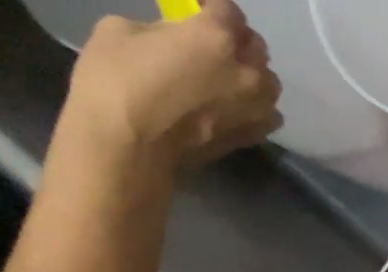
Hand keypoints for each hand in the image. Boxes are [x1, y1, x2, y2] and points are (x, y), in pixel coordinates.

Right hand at [61, 0, 280, 173]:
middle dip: (236, 37)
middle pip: (256, 46)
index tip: (200, 6)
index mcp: (216, 37)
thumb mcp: (122, 29)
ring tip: (226, 72)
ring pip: (268, 79)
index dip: (215, 5)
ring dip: (251, 71)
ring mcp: (260, 105)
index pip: (230, 11)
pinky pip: (269, 110)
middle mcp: (249, 70)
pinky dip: (256, 102)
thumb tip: (178, 34)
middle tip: (213, 39)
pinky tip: (235, 102)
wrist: (133, 142)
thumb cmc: (118, 80)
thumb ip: (163, 27)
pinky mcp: (260, 131)